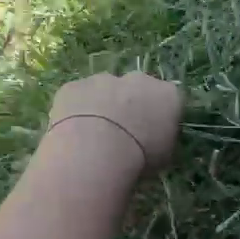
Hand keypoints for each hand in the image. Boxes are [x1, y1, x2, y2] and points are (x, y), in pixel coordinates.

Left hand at [46, 72, 182, 175]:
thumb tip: (155, 140)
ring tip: (91, 137)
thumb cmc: (139, 158)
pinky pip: (76, 97)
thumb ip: (161, 138)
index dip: (158, 117)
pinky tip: (71, 134)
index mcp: (167, 95)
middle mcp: (139, 79)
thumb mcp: (164, 156)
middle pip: (136, 89)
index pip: (168, 100)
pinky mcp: (74, 86)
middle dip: (130, 106)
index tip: (151, 135)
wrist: (95, 152)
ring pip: (104, 90)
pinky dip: (75, 111)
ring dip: (101, 106)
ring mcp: (104, 79)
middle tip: (120, 134)